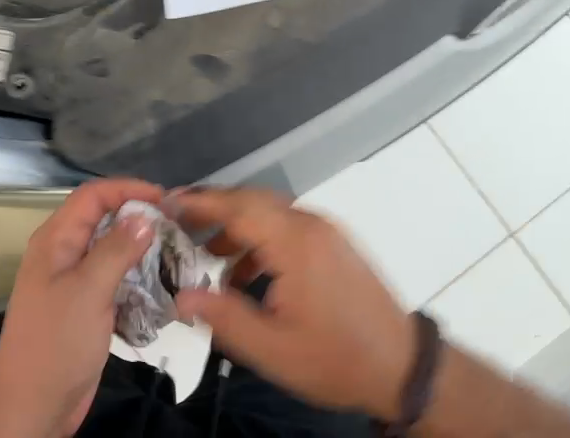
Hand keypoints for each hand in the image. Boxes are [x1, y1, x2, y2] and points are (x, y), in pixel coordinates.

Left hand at [0, 178, 162, 437]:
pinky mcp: (83, 307)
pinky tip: (158, 284)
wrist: (31, 407)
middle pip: (101, 218)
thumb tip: (144, 216)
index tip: (164, 199)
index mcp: (55, 240)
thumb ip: (116, 250)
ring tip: (173, 251)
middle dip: (136, 216)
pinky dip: (134, 276)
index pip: (92, 196)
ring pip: (108, 249)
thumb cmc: (56, 343)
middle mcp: (62, 253)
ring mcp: (71, 281)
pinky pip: (111, 278)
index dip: (127, 189)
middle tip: (174, 225)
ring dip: (138, 247)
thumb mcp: (88, 291)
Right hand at [171, 187, 414, 420]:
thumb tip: (180, 296)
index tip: (165, 205)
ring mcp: (324, 231)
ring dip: (235, 226)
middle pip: (251, 200)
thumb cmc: (336, 358)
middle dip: (212, 210)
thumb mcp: (273, 350)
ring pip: (268, 212)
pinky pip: (286, 226)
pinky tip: (243, 272)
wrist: (404, 367)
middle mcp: (309, 224)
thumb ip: (223, 318)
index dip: (199, 203)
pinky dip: (259, 238)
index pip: (237, 206)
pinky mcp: (333, 243)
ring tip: (205, 254)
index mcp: (294, 242)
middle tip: (176, 225)